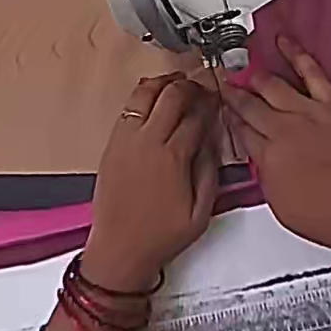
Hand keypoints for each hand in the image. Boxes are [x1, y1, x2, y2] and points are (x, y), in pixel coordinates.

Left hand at [82, 74, 221, 290]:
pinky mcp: (113, 142)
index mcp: (173, 157)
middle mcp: (148, 141)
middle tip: (201, 86)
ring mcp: (127, 139)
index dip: (210, 104)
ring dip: (164, 83)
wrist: (119, 249)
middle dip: (191, 86)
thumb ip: (210, 172)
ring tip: (178, 81)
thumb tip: (213, 141)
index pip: (197, 116)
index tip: (217, 100)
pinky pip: (128, 107)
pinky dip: (143, 95)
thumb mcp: (200, 212)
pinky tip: (154, 96)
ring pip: (145, 94)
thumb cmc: (160, 235)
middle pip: (172, 96)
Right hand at [221, 37, 330, 249]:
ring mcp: (306, 113)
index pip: (239, 130)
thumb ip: (266, 176)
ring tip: (243, 69)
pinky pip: (310, 72)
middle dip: (233, 95)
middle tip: (223, 85)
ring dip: (254, 77)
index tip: (223, 111)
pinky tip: (283, 42)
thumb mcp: (281, 206)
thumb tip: (263, 163)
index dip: (229, 119)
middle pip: (249, 106)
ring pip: (271, 85)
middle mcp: (281, 129)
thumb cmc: (329, 215)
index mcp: (266, 156)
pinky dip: (296, 54)